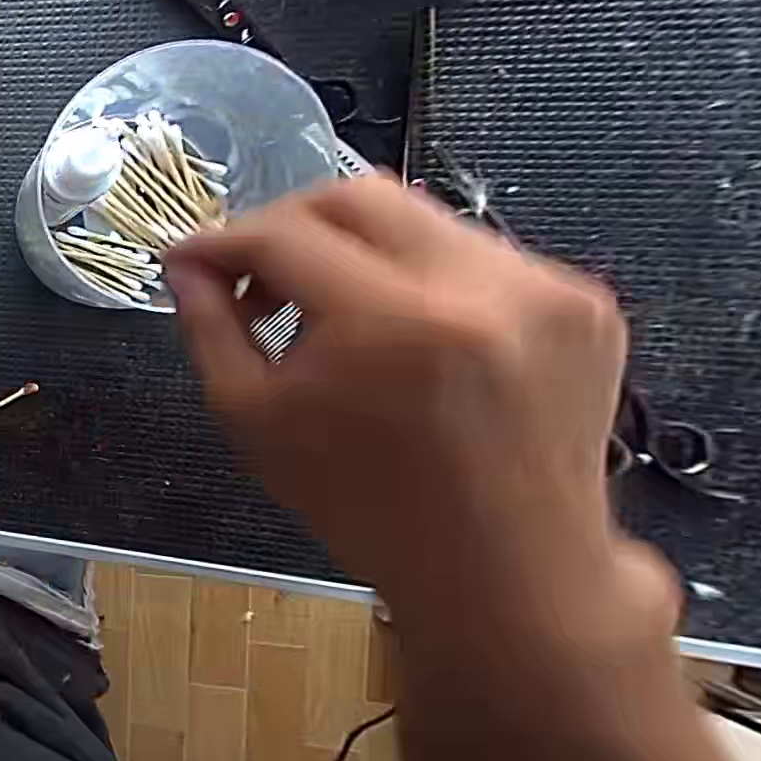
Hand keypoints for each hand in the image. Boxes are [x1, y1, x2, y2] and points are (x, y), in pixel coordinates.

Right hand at [165, 178, 673, 635]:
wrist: (500, 565)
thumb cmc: (353, 496)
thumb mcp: (248, 413)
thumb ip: (209, 326)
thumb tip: (182, 268)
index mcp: (392, 322)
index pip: (283, 236)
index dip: (218, 241)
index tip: (185, 260)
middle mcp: (482, 284)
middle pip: (351, 195)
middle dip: (277, 224)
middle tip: (244, 274)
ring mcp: (545, 286)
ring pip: (408, 215)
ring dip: (336, 246)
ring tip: (306, 304)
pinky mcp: (578, 300)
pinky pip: (459, 248)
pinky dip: (395, 267)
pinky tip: (374, 322)